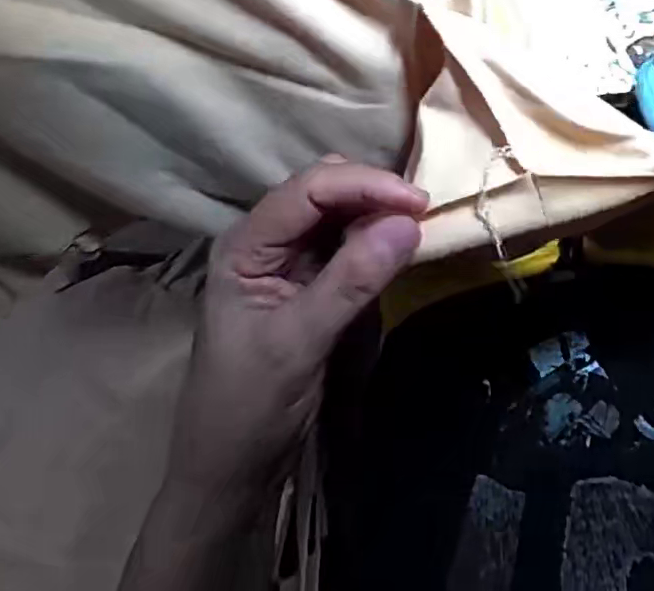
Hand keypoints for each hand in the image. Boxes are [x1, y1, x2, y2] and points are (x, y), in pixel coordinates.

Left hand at [170, 157, 426, 490]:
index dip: (364, 184)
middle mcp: (267, 238)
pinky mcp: (314, 276)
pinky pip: (350, 238)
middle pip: (324, 187)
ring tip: (415, 223)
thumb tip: (409, 224)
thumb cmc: (248, 407)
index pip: (308, 190)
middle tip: (421, 212)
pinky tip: (398, 241)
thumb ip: (352, 280)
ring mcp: (291, 257)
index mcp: (246, 244)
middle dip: (373, 190)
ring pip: (341, 208)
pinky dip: (378, 233)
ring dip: (378, 208)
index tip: (417, 202)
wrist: (232, 469)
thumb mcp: (298, 343)